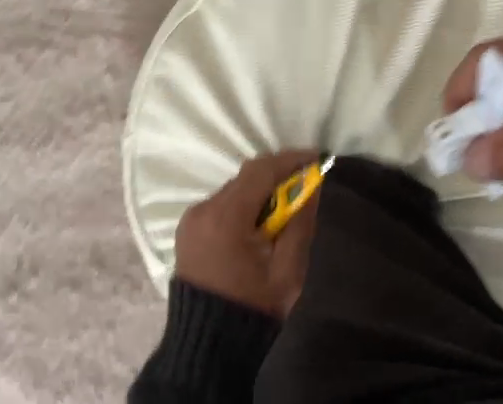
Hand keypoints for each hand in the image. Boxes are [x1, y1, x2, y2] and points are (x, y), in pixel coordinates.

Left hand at [173, 151, 322, 318]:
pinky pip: (219, 206)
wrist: (207, 345)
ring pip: (232, 191)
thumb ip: (300, 223)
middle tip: (304, 186)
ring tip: (282, 214)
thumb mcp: (287, 271)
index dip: (290, 160)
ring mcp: (191, 218)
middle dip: (276, 177)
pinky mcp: (187, 229)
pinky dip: (241, 208)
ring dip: (258, 194)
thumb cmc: (253, 309)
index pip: (260, 170)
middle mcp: (203, 208)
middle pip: (245, 178)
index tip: (315, 158)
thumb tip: (313, 186)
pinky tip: (256, 228)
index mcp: (226, 217)